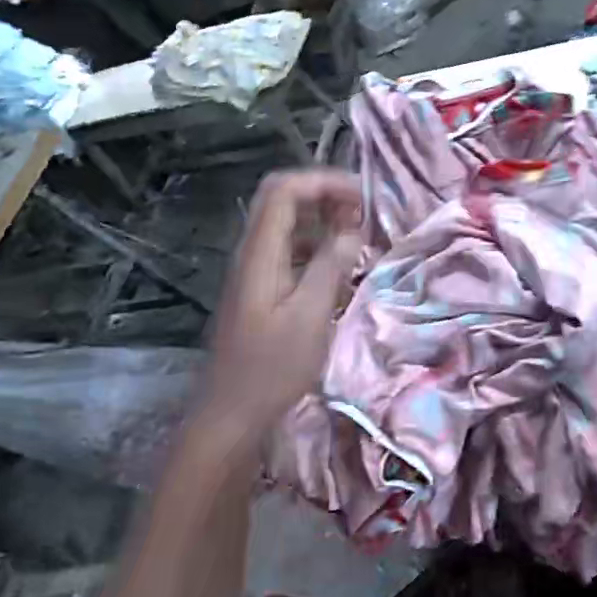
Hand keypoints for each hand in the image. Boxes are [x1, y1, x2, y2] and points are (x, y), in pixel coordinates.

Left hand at [200, 169, 361, 432]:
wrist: (231, 415)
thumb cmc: (271, 369)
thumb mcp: (310, 317)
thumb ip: (331, 266)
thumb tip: (352, 228)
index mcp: (260, 254)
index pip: (284, 190)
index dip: (324, 181)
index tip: (363, 198)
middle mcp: (252, 254)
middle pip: (283, 200)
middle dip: (325, 196)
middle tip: (364, 214)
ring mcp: (255, 272)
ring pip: (288, 226)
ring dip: (323, 221)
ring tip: (360, 238)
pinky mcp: (262, 291)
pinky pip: (291, 253)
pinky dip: (318, 248)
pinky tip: (341, 269)